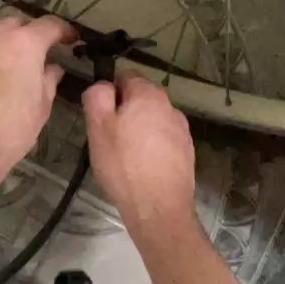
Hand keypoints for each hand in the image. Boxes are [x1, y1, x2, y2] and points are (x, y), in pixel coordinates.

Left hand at [0, 15, 75, 199]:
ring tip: (2, 72)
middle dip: (27, 34)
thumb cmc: (11, 131)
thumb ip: (49, 79)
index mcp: (23, 44)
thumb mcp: (41, 107)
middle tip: (34, 55)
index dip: (62, 31)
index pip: (49, 24)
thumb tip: (53, 68)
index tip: (69, 40)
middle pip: (14, 24)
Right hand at [82, 72, 198, 234]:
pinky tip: (142, 168)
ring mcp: (182, 130)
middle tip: (109, 138)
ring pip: (153, 120)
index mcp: (148, 94)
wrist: (159, 207)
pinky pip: (163, 140)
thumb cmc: (124, 165)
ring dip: (139, 130)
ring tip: (126, 156)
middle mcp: (170, 106)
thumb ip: (97, 96)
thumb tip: (103, 85)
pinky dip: (152, 147)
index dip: (110, 92)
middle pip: (141, 99)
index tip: (101, 116)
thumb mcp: (98, 127)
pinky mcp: (186, 151)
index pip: (126, 76)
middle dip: (125, 112)